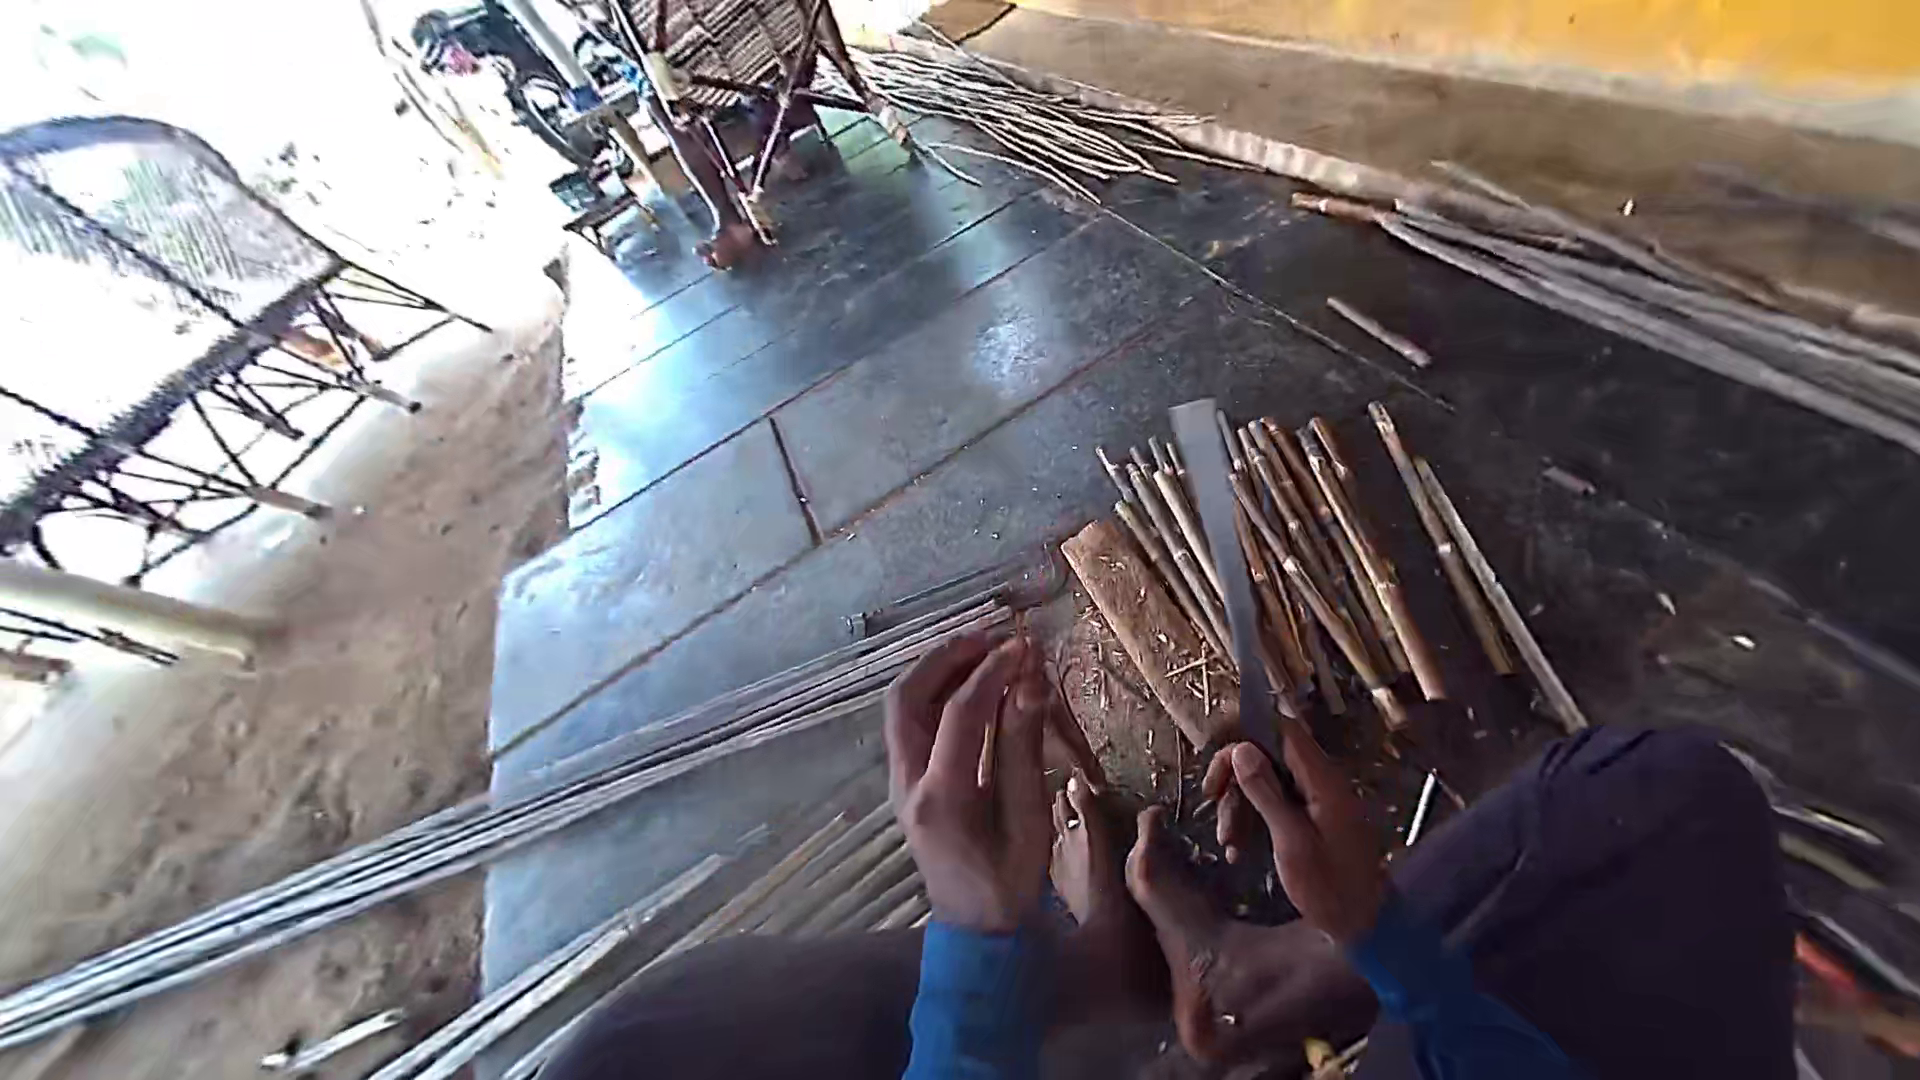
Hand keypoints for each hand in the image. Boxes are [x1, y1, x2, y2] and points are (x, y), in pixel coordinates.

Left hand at [884, 633, 1054, 931]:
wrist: (975, 929)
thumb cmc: (1009, 882)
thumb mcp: (1029, 819)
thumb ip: (1024, 748)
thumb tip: (1031, 682)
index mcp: (940, 798)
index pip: (959, 715)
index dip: (992, 673)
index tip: (1023, 648)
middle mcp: (906, 782)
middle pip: (905, 698)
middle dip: (945, 658)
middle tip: (988, 638)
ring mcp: (898, 779)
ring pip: (902, 705)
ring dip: (937, 669)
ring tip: (980, 650)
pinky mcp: (904, 777)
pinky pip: (910, 719)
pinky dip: (935, 689)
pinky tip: (968, 681)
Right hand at [1203, 721, 1383, 942]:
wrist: (1366, 935)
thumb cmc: (1331, 890)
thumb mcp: (1291, 842)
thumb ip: (1266, 792)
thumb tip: (1241, 748)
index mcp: (1323, 781)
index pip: (1285, 731)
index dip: (1250, 734)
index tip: (1223, 761)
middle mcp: (1320, 782)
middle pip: (1267, 754)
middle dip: (1235, 775)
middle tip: (1212, 798)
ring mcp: (1315, 800)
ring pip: (1263, 780)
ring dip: (1238, 803)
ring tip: (1227, 841)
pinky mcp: (1310, 817)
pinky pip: (1272, 802)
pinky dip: (1251, 818)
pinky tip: (1238, 848)